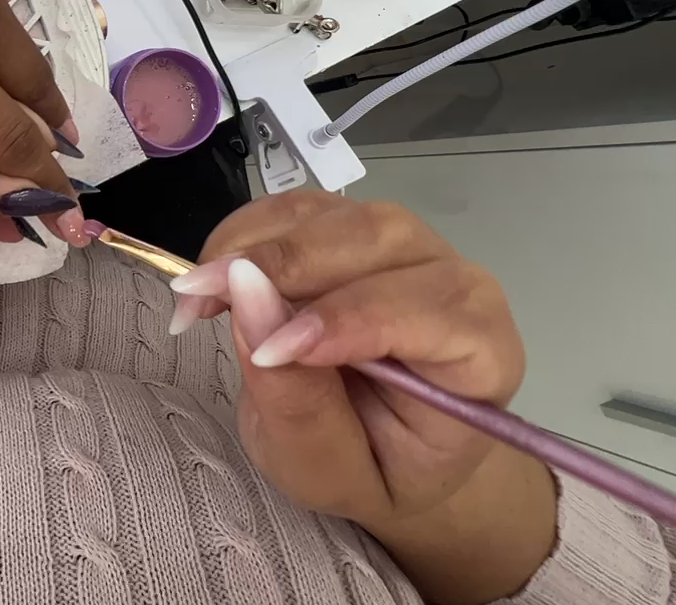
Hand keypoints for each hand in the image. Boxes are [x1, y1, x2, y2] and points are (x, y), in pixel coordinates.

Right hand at [170, 193, 556, 604]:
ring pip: (323, 213)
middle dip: (279, 267)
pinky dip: (235, 235)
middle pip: (374, 239)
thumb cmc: (366, 465)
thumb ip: (294, 395)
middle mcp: (449, 281)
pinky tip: (209, 280)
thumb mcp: (329, 468)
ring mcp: (395, 242)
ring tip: (195, 298)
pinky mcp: (340, 223)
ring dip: (247, 246)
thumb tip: (243, 289)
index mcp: (480, 356)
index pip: (437, 313)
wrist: (369, 440)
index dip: (351, 320)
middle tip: (198, 302)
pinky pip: (286, 207)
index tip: (267, 352)